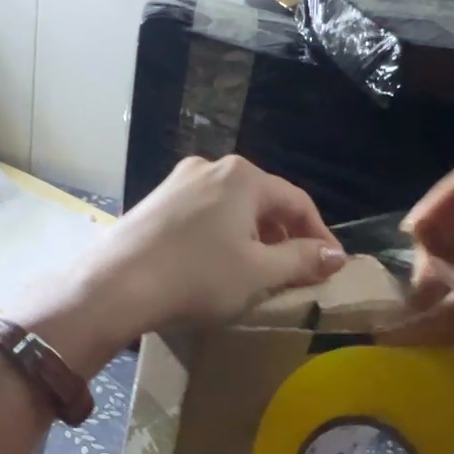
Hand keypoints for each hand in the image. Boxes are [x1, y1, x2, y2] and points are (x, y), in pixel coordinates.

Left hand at [51, 156, 345, 344]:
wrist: (116, 286)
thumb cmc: (197, 278)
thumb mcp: (258, 273)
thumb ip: (301, 260)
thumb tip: (337, 255)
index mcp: (244, 177)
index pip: (298, 202)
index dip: (320, 236)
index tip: (332, 267)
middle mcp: (212, 168)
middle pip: (264, 201)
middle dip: (286, 236)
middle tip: (298, 272)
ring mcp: (179, 182)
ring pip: (233, 208)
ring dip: (255, 238)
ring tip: (261, 272)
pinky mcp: (157, 203)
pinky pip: (205, 216)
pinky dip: (225, 237)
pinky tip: (220, 265)